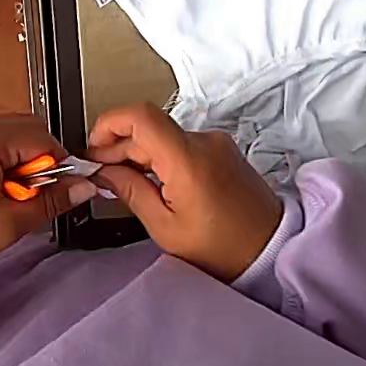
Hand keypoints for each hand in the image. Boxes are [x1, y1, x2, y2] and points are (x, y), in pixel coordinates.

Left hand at [0, 117, 96, 262]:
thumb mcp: (12, 221)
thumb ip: (54, 200)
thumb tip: (83, 187)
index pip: (46, 140)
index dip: (59, 167)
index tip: (58, 190)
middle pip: (33, 131)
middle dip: (41, 162)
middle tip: (30, 193)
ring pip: (18, 136)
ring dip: (25, 162)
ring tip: (11, 194)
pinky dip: (8, 162)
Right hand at [85, 104, 282, 281]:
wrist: (271, 249)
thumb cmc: (224, 248)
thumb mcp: (165, 227)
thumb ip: (130, 191)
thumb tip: (105, 172)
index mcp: (188, 160)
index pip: (140, 116)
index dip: (109, 124)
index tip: (94, 147)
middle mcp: (204, 142)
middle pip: (148, 127)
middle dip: (118, 146)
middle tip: (101, 173)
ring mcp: (215, 143)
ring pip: (163, 135)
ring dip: (139, 152)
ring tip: (124, 182)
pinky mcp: (221, 150)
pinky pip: (180, 143)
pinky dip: (160, 156)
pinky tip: (150, 180)